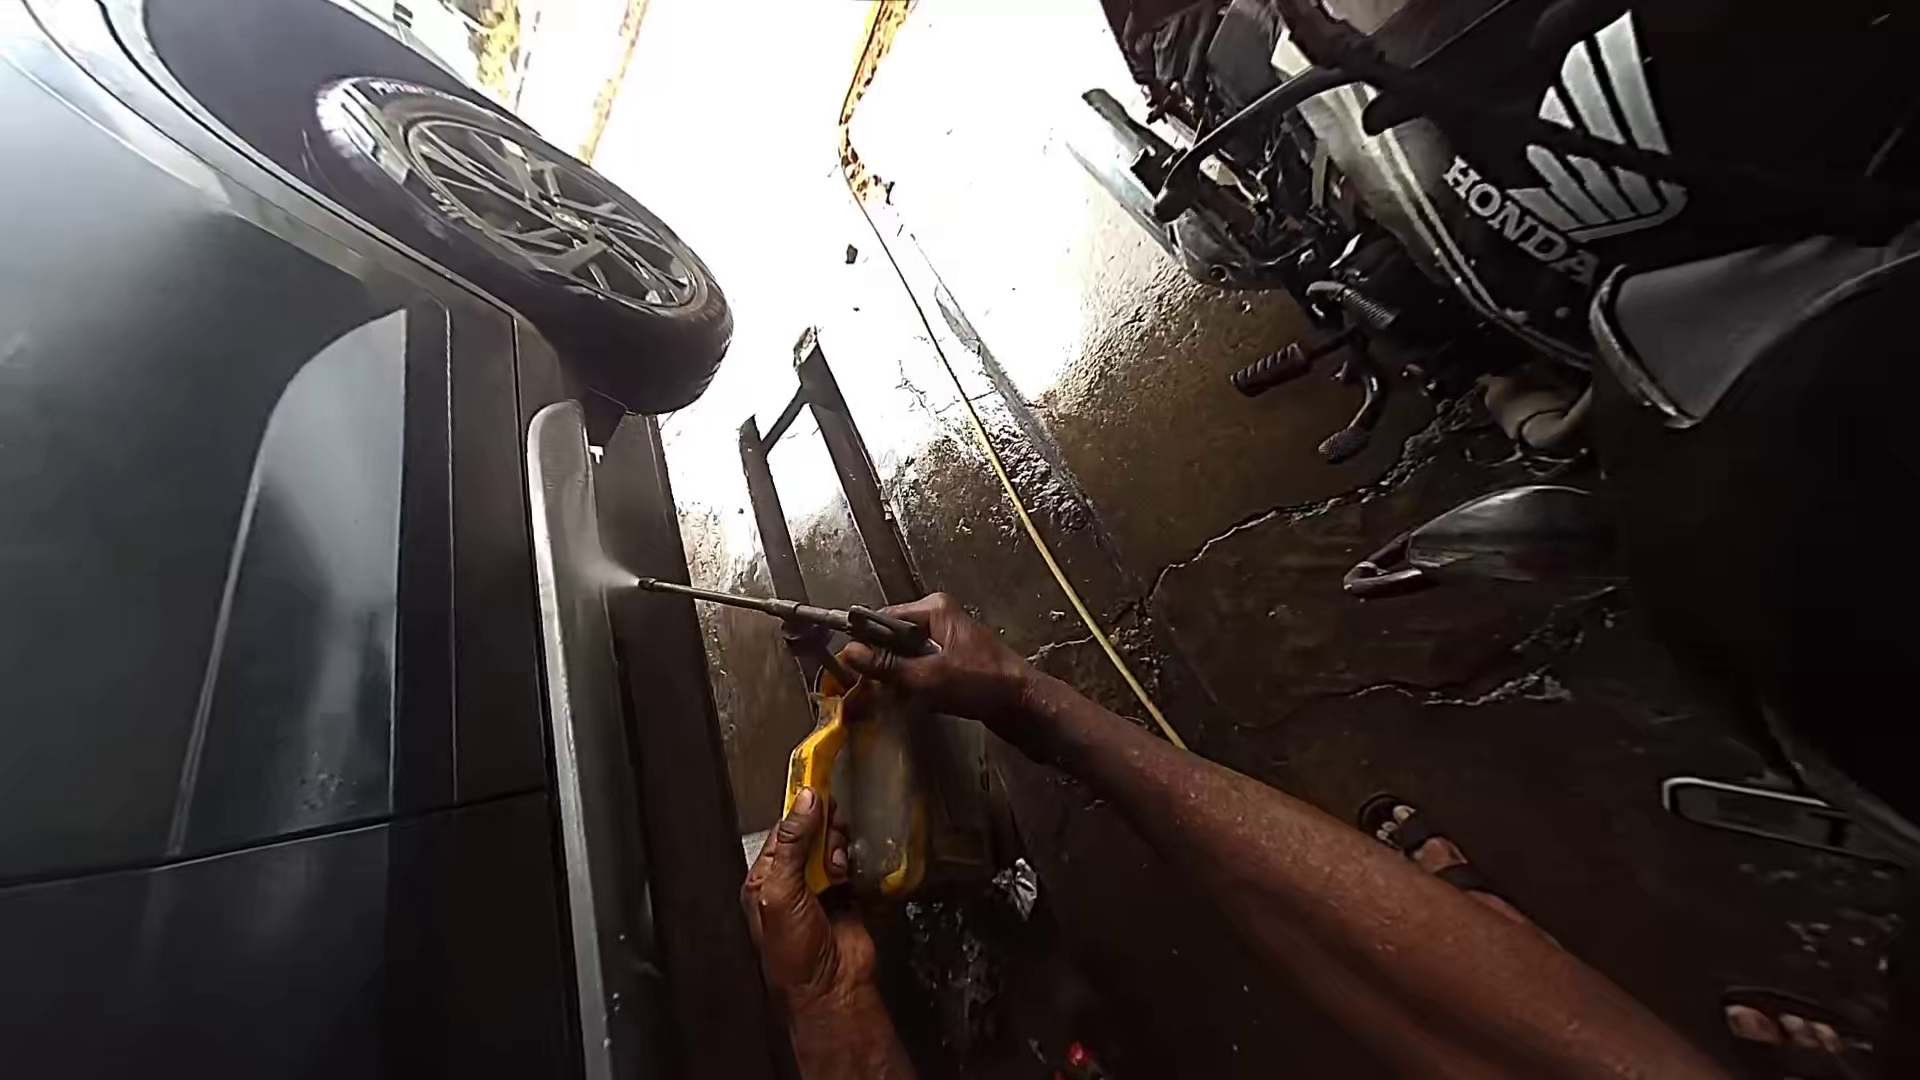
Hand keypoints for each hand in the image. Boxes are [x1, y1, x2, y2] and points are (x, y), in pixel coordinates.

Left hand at [741, 787, 872, 1013]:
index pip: (785, 827)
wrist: (833, 990)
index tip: (818, 783)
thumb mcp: (782, 893)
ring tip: (835, 869)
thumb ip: (793, 843)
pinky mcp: (844, 890)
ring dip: (837, 848)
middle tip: (827, 843)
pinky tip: (847, 874)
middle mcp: (792, 878)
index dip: (801, 805)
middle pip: (812, 829)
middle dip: (824, 830)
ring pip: (832, 842)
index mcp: (767, 877)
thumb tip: (804, 800)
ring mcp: (819, 884)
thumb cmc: (794, 958)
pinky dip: (852, 860)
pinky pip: (851, 858)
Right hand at [840, 593, 1036, 727]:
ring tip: (874, 700)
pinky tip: (900, 703)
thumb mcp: (929, 677)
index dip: (862, 641)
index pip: (883, 618)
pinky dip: (908, 684)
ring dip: (892, 677)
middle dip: (877, 664)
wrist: (1025, 707)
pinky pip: (919, 669)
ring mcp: (946, 641)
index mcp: (934, 609)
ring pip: (905, 656)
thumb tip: (849, 652)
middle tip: (856, 690)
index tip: (843, 667)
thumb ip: (887, 666)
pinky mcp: (952, 662)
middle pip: (893, 638)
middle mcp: (938, 618)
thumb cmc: (981, 684)